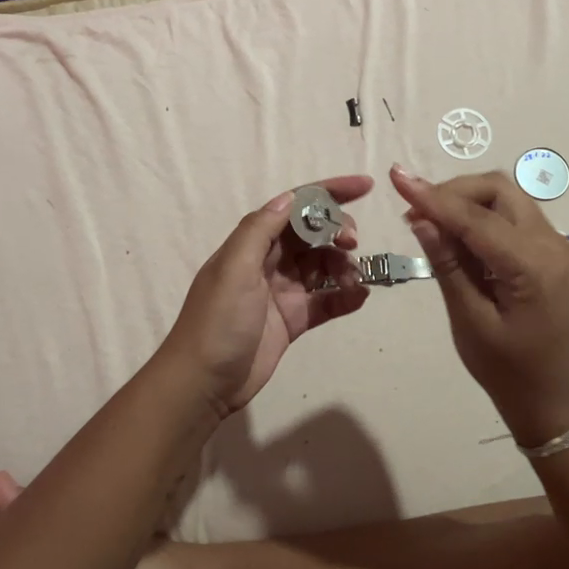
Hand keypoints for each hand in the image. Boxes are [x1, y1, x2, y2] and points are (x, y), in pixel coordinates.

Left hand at [158, 177, 373, 418]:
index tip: (365, 186)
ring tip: (355, 279)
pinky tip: (360, 297)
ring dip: (344, 266)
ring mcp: (281, 292)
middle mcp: (267, 262)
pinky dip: (345, 297)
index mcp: (251, 244)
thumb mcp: (235, 268)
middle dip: (338, 230)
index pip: (294, 207)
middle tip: (354, 243)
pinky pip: (325, 302)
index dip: (328, 193)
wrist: (204, 382)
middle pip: (312, 234)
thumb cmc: (217, 320)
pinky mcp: (292, 321)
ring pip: (322, 266)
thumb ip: (261, 229)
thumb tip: (290, 197)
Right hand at [390, 165, 568, 445]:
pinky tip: (452, 233)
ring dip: (463, 200)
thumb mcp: (468, 320)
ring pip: (503, 195)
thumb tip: (420, 220)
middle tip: (414, 214)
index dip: (434, 198)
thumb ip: (447, 266)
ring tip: (428, 223)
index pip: (477, 218)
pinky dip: (477, 213)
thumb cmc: (504, 366)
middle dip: (451, 192)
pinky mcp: (546, 246)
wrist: (546, 391)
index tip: (397, 179)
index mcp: (532, 267)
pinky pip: (509, 213)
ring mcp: (553, 242)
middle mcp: (550, 244)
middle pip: (496, 190)